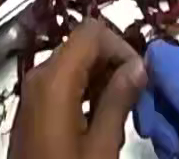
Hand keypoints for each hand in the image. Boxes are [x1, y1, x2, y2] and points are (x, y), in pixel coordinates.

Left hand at [11, 20, 145, 158]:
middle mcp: (39, 72)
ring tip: (131, 105)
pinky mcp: (35, 105)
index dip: (120, 46)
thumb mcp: (102, 150)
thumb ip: (118, 101)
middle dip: (114, 60)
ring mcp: (34, 88)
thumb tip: (139, 66)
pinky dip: (87, 87)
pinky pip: (64, 81)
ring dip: (102, 75)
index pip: (90, 32)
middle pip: (80, 44)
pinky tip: (108, 113)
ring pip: (73, 62)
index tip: (144, 76)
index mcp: (53, 77)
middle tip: (142, 93)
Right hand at [132, 43, 178, 158]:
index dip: (146, 86)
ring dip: (163, 127)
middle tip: (163, 145)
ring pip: (169, 100)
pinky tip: (178, 153)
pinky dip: (175, 134)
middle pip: (161, 79)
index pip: (157, 57)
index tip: (148, 123)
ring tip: (173, 154)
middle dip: (155, 111)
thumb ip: (178, 83)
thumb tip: (147, 49)